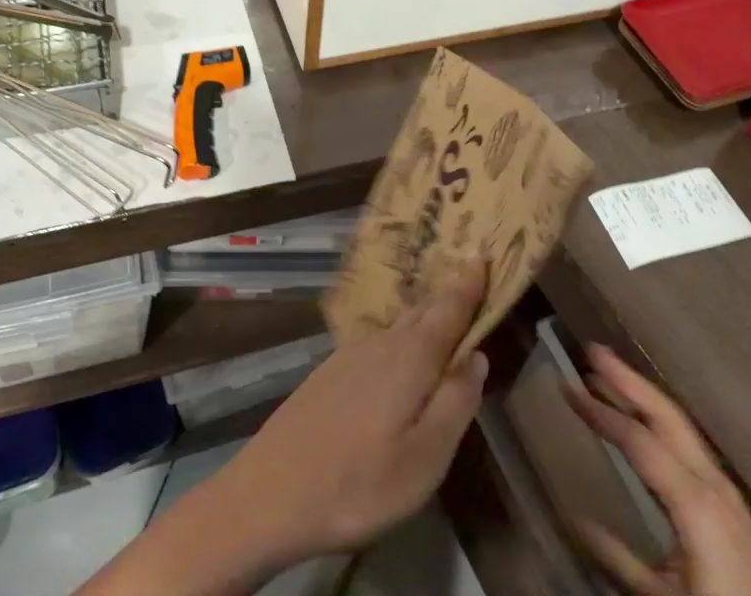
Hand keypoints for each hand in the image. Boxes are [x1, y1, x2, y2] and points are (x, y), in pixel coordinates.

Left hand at [209, 257, 490, 565]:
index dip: (469, 284)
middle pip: (422, 312)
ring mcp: (347, 358)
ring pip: (397, 326)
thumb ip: (455, 402)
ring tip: (444, 302)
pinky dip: (398, 332)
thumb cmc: (357, 485)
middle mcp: (379, 346)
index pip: (448, 310)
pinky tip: (397, 343)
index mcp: (409, 360)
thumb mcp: (425, 458)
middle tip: (471, 269)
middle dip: (449, 293)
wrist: (266, 497)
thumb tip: (476, 355)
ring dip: (423, 312)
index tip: (484, 253)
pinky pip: (376, 340)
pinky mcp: (327, 375)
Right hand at [564, 344, 750, 595]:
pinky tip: (643, 426)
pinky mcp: (730, 503)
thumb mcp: (661, 593)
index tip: (568, 384)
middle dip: (630, 381)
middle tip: (594, 351)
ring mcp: (726, 490)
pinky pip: (689, 448)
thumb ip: (618, 557)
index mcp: (695, 500)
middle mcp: (712, 483)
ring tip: (609, 379)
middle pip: (667, 417)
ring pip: (680, 428)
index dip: (602, 411)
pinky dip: (660, 425)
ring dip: (643, 399)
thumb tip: (575, 518)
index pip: (640, 441)